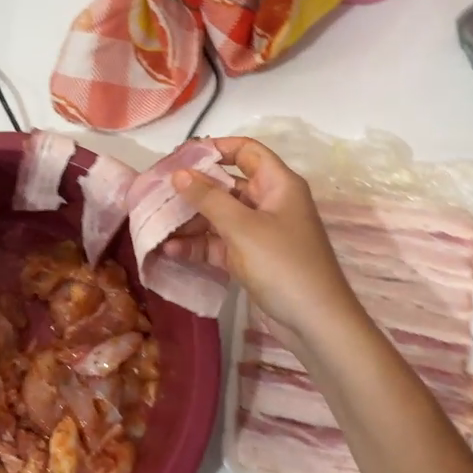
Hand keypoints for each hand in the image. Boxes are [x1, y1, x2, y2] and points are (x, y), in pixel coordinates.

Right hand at [164, 137, 361, 345]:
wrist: (315, 323)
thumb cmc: (283, 264)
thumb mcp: (242, 227)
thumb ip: (208, 198)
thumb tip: (179, 173)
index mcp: (278, 184)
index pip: (246, 151)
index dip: (216, 148)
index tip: (181, 157)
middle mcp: (269, 202)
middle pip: (227, 184)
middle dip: (193, 188)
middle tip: (158, 191)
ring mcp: (260, 232)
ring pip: (219, 215)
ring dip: (191, 220)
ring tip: (158, 224)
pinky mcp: (251, 258)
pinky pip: (220, 243)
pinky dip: (198, 245)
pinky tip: (171, 251)